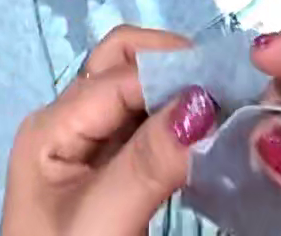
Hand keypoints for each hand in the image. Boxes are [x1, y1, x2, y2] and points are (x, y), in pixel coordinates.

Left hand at [2, 26, 214, 235]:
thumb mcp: (101, 226)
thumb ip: (147, 164)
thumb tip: (201, 104)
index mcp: (51, 126)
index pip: (115, 78)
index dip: (168, 73)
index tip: (229, 84)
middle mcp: (65, 121)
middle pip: (116, 65)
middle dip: (168, 62)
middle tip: (225, 84)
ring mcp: (84, 144)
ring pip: (131, 91)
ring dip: (173, 87)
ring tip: (224, 101)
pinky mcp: (105, 169)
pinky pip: (140, 126)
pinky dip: (172, 119)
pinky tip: (205, 133)